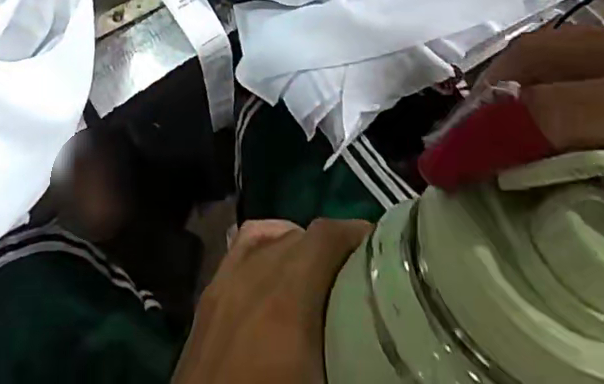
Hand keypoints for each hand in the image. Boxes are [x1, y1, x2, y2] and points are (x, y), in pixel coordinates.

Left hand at [171, 218, 371, 383]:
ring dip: (298, 247)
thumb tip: (399, 367)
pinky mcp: (204, 302)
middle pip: (296, 236)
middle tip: (366, 274)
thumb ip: (360, 365)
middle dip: (334, 246)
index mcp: (285, 302)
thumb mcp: (326, 379)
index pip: (323, 238)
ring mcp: (221, 286)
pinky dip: (265, 251)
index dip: (357, 233)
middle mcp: (251, 279)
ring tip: (326, 274)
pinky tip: (279, 276)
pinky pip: (239, 253)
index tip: (386, 249)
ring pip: (265, 239)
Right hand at [485, 19, 603, 382]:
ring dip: (533, 92)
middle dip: (494, 104)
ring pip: (588, 48)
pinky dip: (578, 89)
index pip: (560, 108)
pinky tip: (580, 137)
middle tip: (459, 160)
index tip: (437, 175)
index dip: (488, 141)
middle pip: (556, 56)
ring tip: (503, 150)